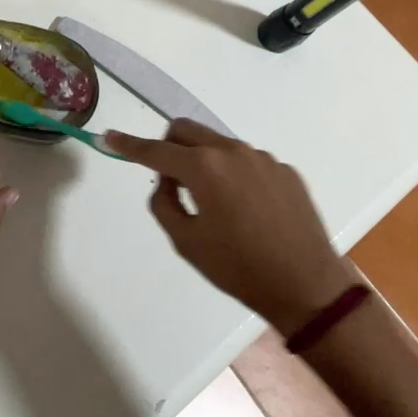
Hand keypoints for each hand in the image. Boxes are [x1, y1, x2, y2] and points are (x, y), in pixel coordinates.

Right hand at [106, 119, 355, 334]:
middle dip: (170, 146)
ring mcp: (262, 158)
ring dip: (205, 161)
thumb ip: (164, 203)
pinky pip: (247, 161)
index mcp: (203, 167)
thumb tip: (166, 181)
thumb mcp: (186, 242)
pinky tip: (249, 211)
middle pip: (186, 129)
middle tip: (171, 179)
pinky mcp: (285, 170)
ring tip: (217, 204)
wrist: (307, 287)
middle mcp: (232, 151)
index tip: (109, 137)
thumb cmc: (239, 268)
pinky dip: (235, 176)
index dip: (128, 145)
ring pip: (218, 144)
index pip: (155, 150)